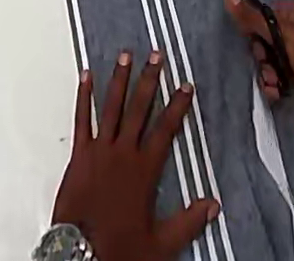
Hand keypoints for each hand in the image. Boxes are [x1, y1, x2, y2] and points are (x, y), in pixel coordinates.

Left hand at [52, 50, 218, 260]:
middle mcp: (123, 152)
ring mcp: (99, 150)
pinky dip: (83, 97)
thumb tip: (214, 204)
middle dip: (150, 79)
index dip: (177, 105)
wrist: (79, 259)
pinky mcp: (79, 155)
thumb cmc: (119, 250)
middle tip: (156, 54)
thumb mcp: (160, 244)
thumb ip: (188, 222)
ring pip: (112, 107)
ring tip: (126, 55)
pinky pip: (81, 120)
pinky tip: (85, 76)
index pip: (166, 128)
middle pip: (139, 108)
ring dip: (120, 79)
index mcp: (144, 169)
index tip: (187, 84)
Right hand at [223, 0, 293, 137]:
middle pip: (264, 39)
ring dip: (267, 73)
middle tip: (268, 64)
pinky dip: (276, 83)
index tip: (255, 43)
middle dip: (262, 57)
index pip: (262, 15)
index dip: (255, 31)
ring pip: (270, 60)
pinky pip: (279, 74)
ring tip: (275, 82)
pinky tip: (277, 91)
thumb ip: (251, 17)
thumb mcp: (280, 33)